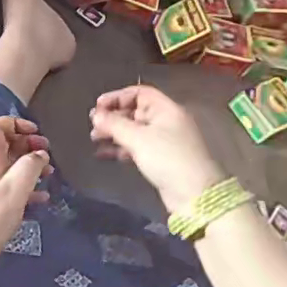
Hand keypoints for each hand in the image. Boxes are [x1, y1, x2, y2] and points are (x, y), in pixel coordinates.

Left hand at [0, 116, 51, 263]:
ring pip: (8, 165)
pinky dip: (25, 185)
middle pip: (5, 145)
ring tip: (49, 174)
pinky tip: (41, 197)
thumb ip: (30, 166)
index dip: (15, 123)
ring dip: (29, 166)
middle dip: (28, 145)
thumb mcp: (15, 189)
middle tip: (47, 155)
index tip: (36, 133)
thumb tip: (39, 154)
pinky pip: (8, 185)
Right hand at [89, 85, 225, 212]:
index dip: (117, 97)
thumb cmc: (167, 158)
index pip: (139, 93)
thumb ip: (114, 125)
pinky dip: (120, 148)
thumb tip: (96, 115)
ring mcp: (163, 141)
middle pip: (135, 111)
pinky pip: (136, 147)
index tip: (98, 106)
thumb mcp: (138, 138)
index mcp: (166, 109)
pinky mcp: (159, 159)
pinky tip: (103, 154)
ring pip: (134, 130)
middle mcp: (165, 122)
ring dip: (114, 133)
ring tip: (94, 138)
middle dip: (113, 116)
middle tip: (93, 124)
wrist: (193, 193)